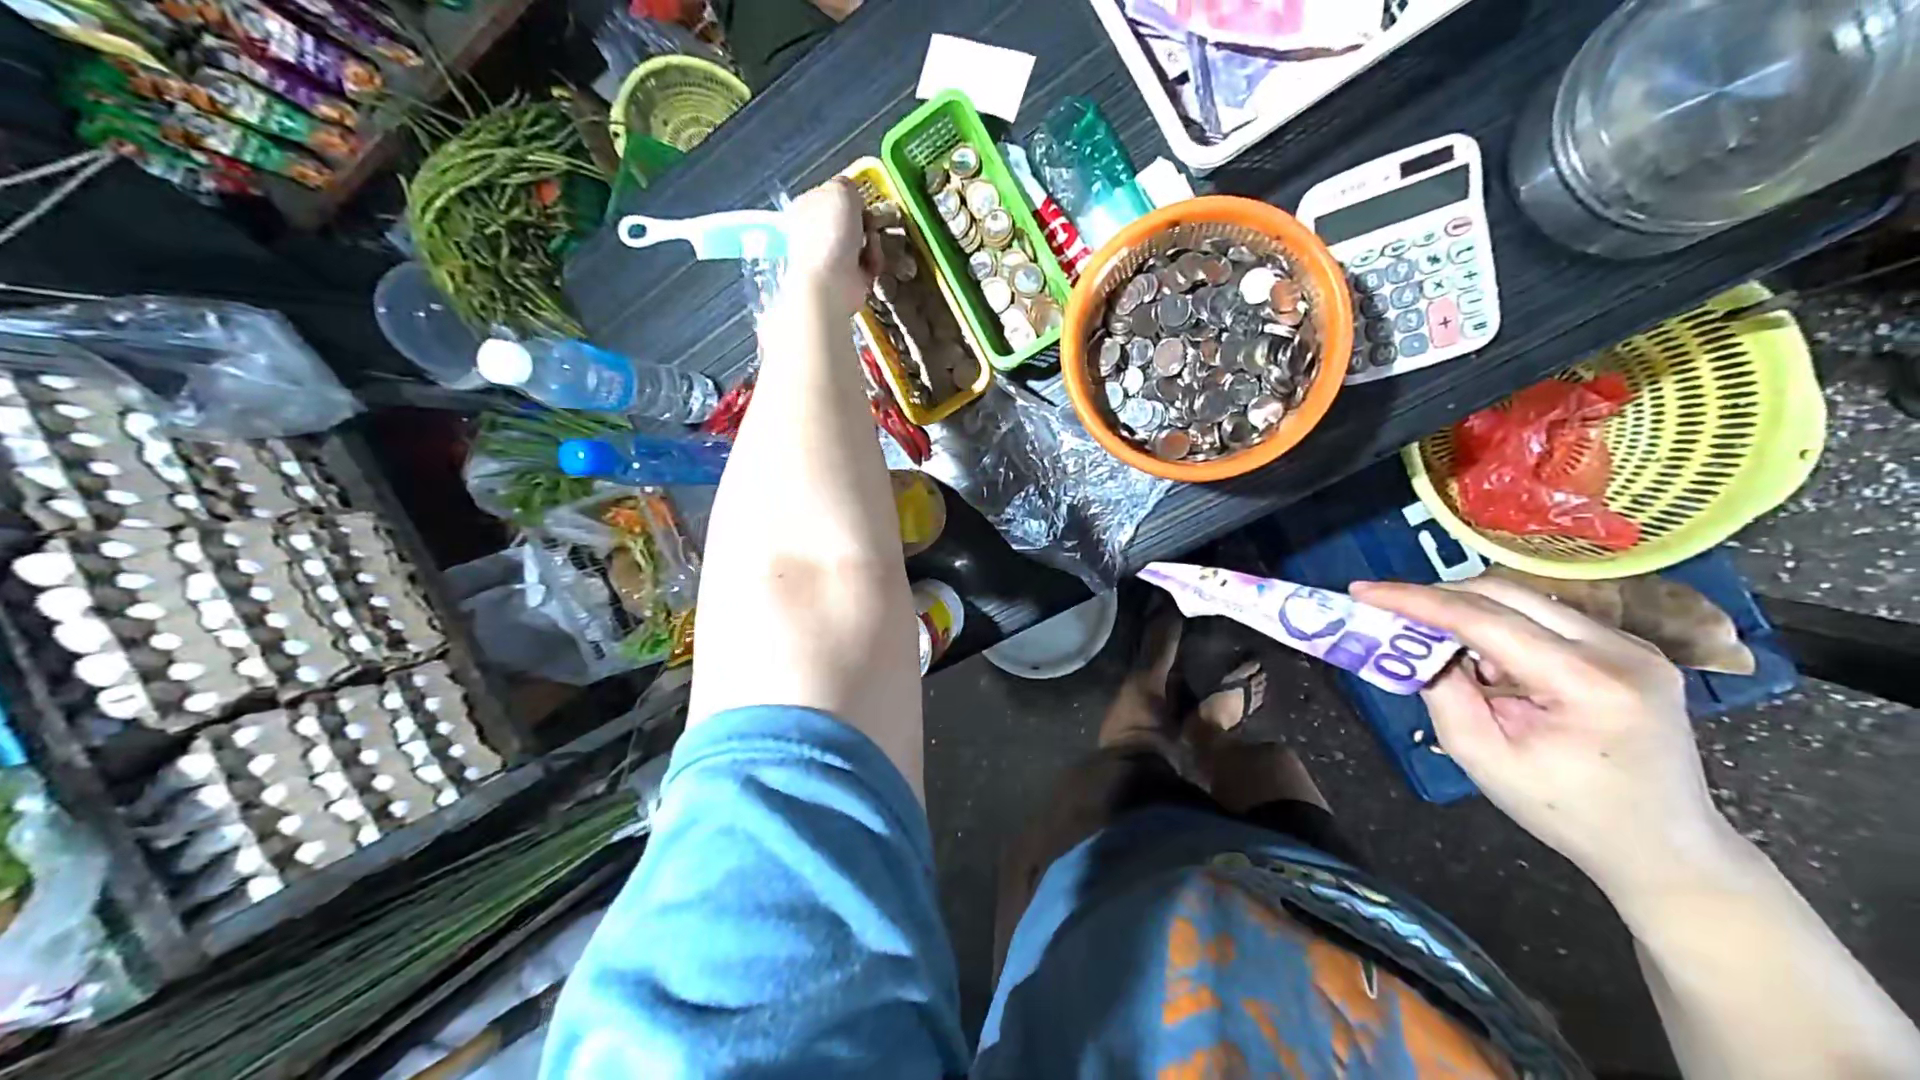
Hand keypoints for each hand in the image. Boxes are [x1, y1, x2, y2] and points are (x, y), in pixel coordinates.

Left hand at [779, 178, 880, 316]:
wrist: (830, 281)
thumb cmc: (832, 231)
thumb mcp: (840, 190)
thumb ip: (846, 184)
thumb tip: (851, 195)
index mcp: (806, 205)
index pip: (834, 195)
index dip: (852, 198)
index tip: (862, 203)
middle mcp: (815, 230)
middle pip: (852, 220)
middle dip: (868, 223)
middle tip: (872, 227)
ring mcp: (830, 255)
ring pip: (864, 241)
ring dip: (874, 245)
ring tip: (870, 251)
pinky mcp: (845, 277)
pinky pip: (867, 263)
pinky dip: (873, 263)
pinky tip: (870, 266)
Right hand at [1352, 578, 1732, 895]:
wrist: (1666, 848)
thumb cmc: (1567, 812)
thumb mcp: (1483, 757)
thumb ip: (1444, 694)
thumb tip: (1419, 647)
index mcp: (1588, 682)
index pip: (1484, 618)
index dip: (1416, 600)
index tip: (1364, 590)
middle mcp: (1619, 650)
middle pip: (1507, 594)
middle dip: (1439, 597)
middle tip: (1390, 610)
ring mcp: (1632, 646)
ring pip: (1526, 601)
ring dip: (1470, 614)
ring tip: (1443, 651)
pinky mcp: (1629, 651)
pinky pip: (1546, 619)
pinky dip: (1501, 629)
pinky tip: (1489, 666)